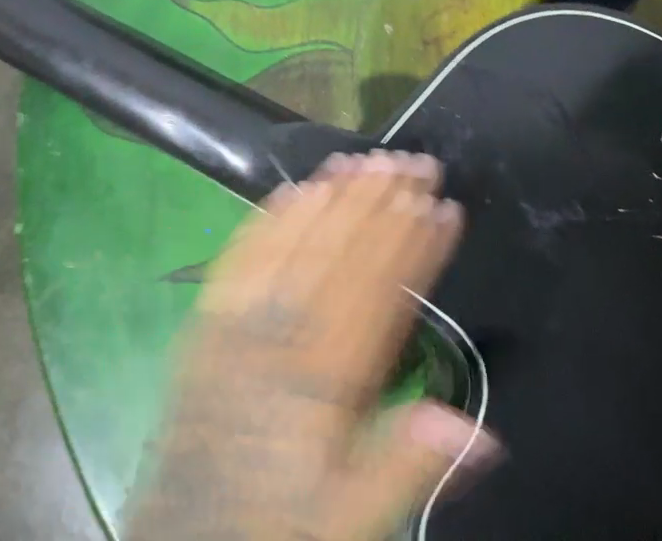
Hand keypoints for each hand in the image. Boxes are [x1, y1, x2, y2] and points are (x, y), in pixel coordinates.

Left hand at [126, 151, 500, 540]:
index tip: (444, 206)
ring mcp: (237, 325)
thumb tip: (477, 428)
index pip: (380, 294)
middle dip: (380, 204)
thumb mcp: (349, 517)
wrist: (184, 539)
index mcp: (322, 382)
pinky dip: (267, 222)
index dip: (416, 247)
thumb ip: (407, 468)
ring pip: (292, 247)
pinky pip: (238, 261)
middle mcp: (280, 338)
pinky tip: (290, 191)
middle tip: (414, 162)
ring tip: (363, 159)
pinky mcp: (205, 325)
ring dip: (330, 199)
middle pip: (338, 256)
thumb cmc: (276, 523)